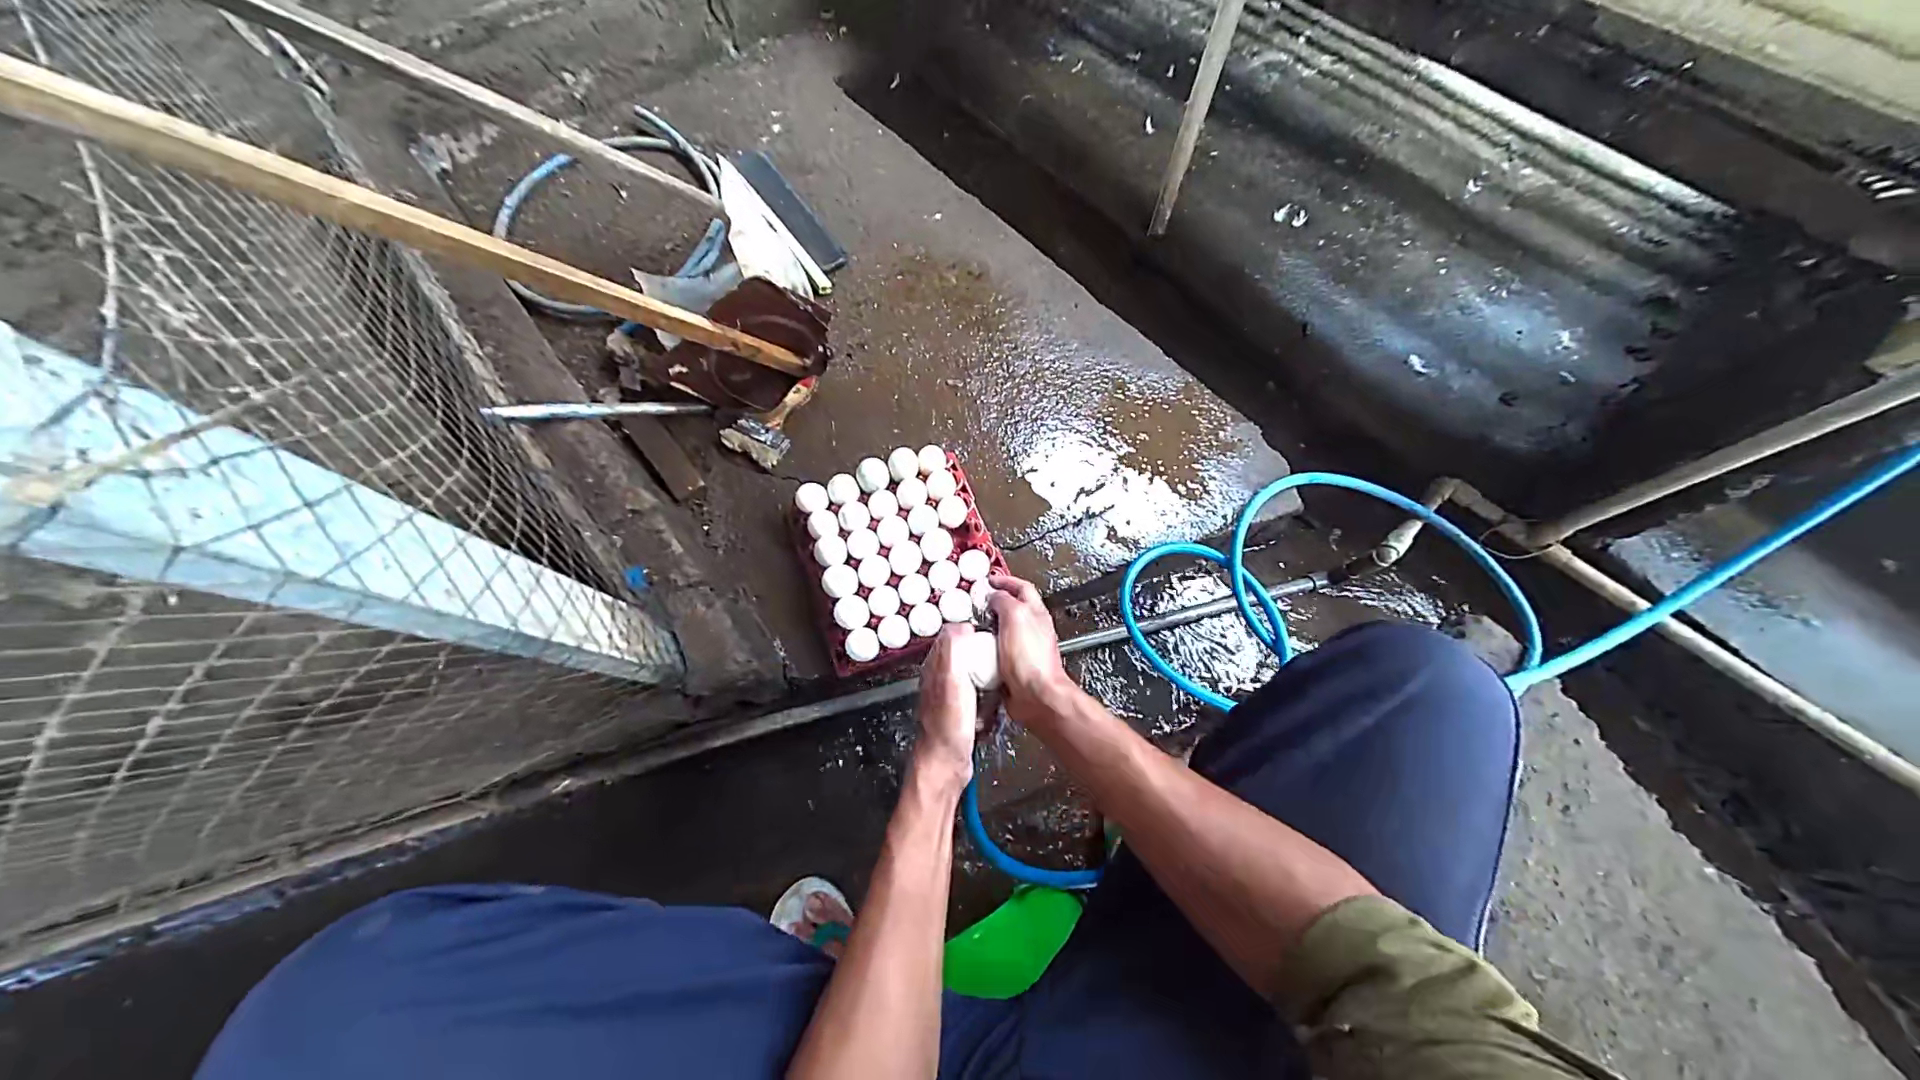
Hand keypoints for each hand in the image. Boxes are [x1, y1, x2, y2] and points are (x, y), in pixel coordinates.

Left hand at [914, 624, 977, 786]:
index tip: (991, 638)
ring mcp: (952, 695)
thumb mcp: (952, 680)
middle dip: (985, 660)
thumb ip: (953, 650)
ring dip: (989, 684)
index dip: (974, 633)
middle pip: (969, 655)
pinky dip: (989, 704)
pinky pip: (983, 698)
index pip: (955, 635)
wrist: (945, 765)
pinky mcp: (962, 712)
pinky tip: (990, 713)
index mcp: (936, 665)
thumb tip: (962, 626)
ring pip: (978, 677)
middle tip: (995, 669)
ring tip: (992, 695)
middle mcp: (941, 678)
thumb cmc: (947, 728)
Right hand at [985, 575, 1073, 724]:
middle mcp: (1032, 630)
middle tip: (977, 603)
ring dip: (987, 628)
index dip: (1005, 581)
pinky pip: (995, 653)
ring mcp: (1024, 649)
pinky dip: (984, 650)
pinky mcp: (1013, 667)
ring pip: (1002, 631)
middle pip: (1012, 608)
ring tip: (973, 626)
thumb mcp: (1014, 617)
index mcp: (1035, 613)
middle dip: (993, 604)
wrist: (1036, 696)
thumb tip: (994, 595)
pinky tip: (976, 652)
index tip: (990, 580)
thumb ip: (1004, 601)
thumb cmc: (1032, 661)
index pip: (1021, 588)